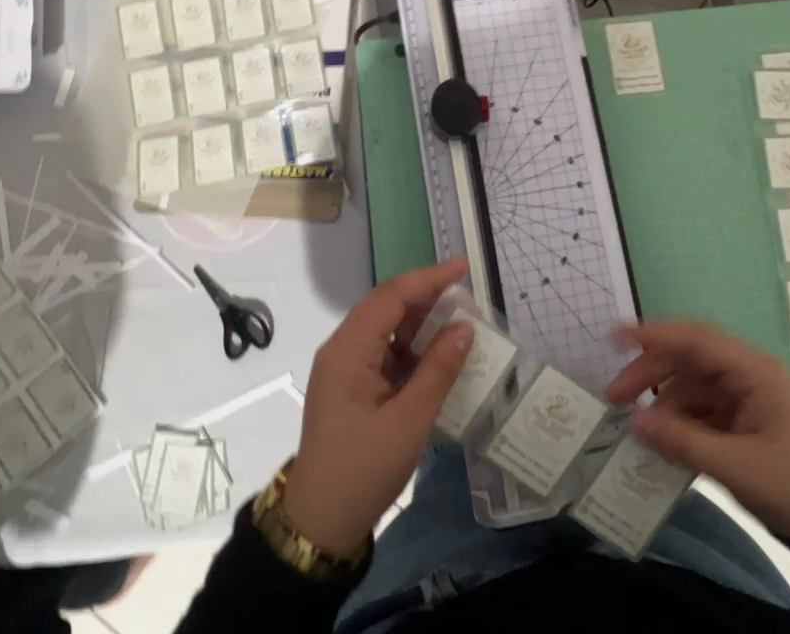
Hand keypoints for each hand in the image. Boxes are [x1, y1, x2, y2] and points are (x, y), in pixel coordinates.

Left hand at [282, 259, 474, 553]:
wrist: (320, 520)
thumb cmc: (363, 470)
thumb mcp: (409, 421)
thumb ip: (438, 371)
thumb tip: (464, 328)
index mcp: (348, 350)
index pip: (391, 297)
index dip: (428, 279)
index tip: (462, 269)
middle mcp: (342, 349)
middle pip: (386, 307)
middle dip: (427, 298)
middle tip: (469, 299)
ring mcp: (345, 368)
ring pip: (386, 330)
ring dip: (422, 325)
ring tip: (462, 324)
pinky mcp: (352, 386)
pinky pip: (385, 353)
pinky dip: (413, 350)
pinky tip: (440, 356)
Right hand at [605, 321, 789, 538]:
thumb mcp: (737, 468)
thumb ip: (682, 442)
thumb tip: (633, 422)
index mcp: (757, 373)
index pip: (698, 340)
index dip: (655, 334)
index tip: (615, 337)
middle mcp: (750, 376)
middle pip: (690, 360)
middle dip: (650, 373)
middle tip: (614, 397)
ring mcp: (748, 398)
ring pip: (692, 386)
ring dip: (663, 403)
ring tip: (639, 430)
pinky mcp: (744, 420)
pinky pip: (702, 409)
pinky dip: (679, 421)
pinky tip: (662, 442)